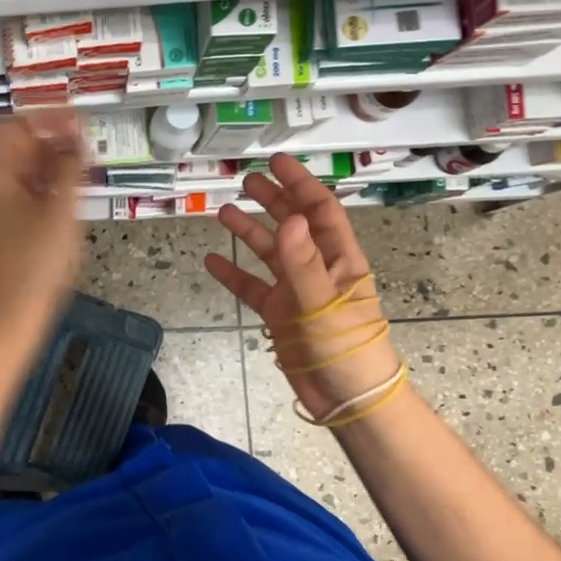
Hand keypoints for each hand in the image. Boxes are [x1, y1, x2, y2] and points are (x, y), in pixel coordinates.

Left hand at [0, 110, 84, 323]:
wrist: (10, 316)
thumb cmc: (36, 264)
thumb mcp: (61, 211)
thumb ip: (69, 168)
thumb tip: (75, 137)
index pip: (13, 127)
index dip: (44, 118)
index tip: (74, 121)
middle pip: (15, 152)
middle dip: (50, 143)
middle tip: (83, 146)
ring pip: (19, 177)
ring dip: (49, 168)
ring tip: (80, 172)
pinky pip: (19, 199)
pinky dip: (42, 191)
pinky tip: (66, 202)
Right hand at [204, 154, 401, 420]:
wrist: (348, 398)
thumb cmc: (346, 346)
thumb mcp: (323, 302)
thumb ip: (302, 262)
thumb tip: (289, 218)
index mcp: (339, 259)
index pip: (319, 210)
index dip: (300, 184)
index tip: (277, 162)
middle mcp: (316, 269)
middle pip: (292, 225)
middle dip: (272, 200)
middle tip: (245, 179)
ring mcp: (296, 293)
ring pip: (269, 254)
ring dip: (249, 231)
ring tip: (223, 212)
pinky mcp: (279, 316)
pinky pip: (252, 288)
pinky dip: (233, 274)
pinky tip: (212, 261)